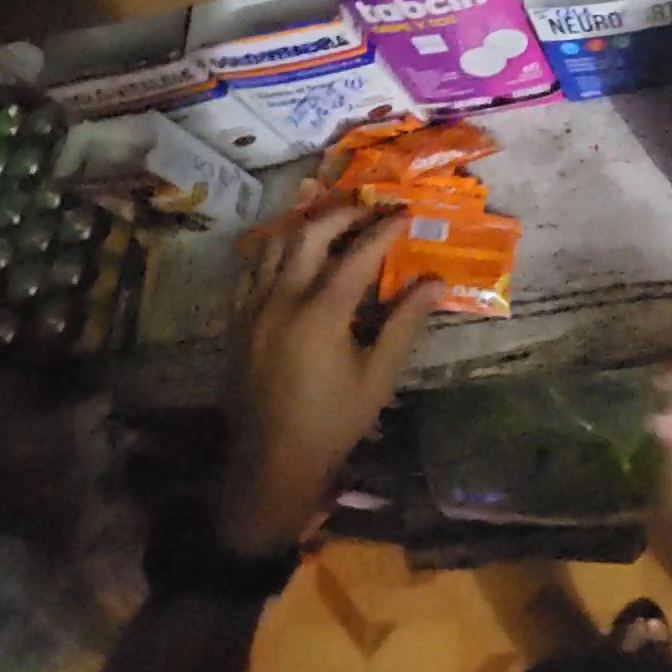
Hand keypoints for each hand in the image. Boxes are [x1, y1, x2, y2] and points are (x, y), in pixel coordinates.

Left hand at [218, 204, 441, 557]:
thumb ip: (405, 323)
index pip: (358, 255)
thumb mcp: (379, 376)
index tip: (405, 214)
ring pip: (272, 244)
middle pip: (309, 235)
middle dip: (342, 214)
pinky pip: (250, 269)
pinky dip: (273, 250)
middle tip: (369, 208)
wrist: (271, 463)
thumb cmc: (333, 421)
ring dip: (305, 225)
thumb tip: (436, 282)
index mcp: (321, 313)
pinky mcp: (235, 320)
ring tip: (331, 220)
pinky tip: (290, 254)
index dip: (384, 231)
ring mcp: (252, 308)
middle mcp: (282, 299)